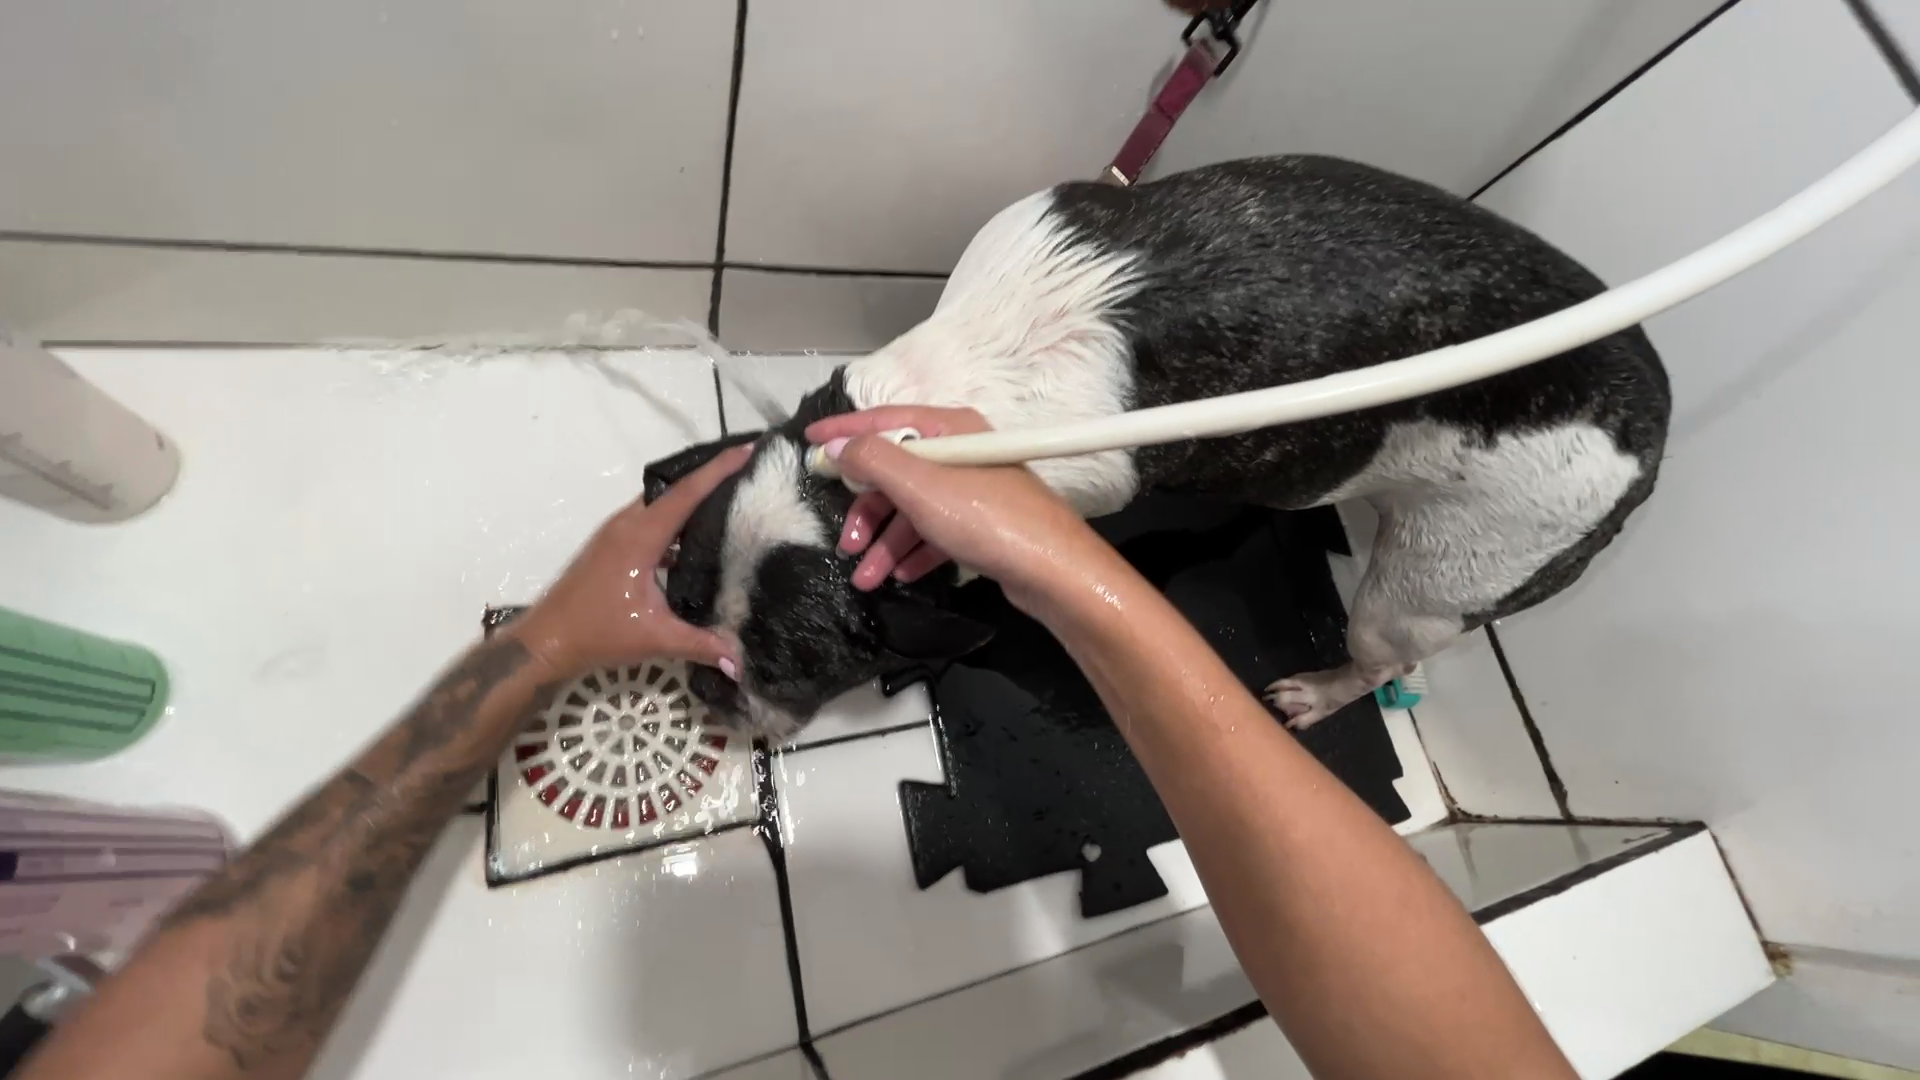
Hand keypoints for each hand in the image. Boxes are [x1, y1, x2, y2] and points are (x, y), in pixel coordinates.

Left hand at [513, 444, 753, 676]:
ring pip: (662, 502)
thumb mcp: (654, 639)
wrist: (544, 642)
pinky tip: (700, 534)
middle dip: (711, 473)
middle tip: (749, 468)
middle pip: (676, 488)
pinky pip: (653, 518)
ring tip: (732, 494)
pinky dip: (679, 517)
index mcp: (639, 537)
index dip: (718, 470)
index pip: (686, 494)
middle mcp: (628, 525)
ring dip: (694, 494)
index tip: (748, 450)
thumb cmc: (595, 633)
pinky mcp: (615, 545)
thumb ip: (700, 643)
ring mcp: (618, 533)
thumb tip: (741, 660)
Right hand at [816, 411, 1114, 614]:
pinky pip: (935, 532)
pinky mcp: (981, 525)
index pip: (885, 421)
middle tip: (846, 544)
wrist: (1052, 570)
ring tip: (867, 579)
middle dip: (866, 511)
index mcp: (949, 430)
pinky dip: (914, 552)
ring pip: (913, 510)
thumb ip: (874, 460)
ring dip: (886, 543)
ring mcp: (972, 491)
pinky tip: (900, 576)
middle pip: (896, 474)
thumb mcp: (920, 485)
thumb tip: (838, 445)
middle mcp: (960, 454)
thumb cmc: (985, 518)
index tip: (808, 445)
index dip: (844, 432)